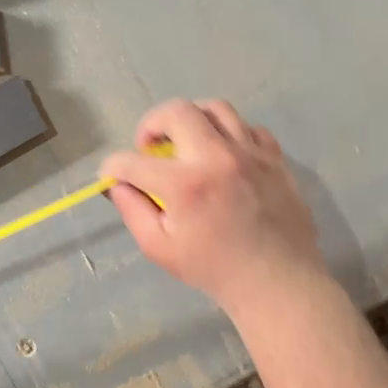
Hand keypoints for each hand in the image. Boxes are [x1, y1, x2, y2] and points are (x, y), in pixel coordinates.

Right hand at [100, 99, 326, 314]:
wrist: (275, 279)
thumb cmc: (211, 268)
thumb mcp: (158, 248)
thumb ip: (133, 211)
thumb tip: (119, 185)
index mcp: (183, 184)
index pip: (131, 161)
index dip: (113, 168)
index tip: (112, 177)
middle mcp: (217, 157)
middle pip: (177, 111)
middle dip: (151, 125)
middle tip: (150, 149)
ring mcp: (250, 153)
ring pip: (215, 109)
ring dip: (191, 121)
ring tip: (185, 145)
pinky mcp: (274, 157)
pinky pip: (248, 127)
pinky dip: (227, 135)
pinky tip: (221, 158)